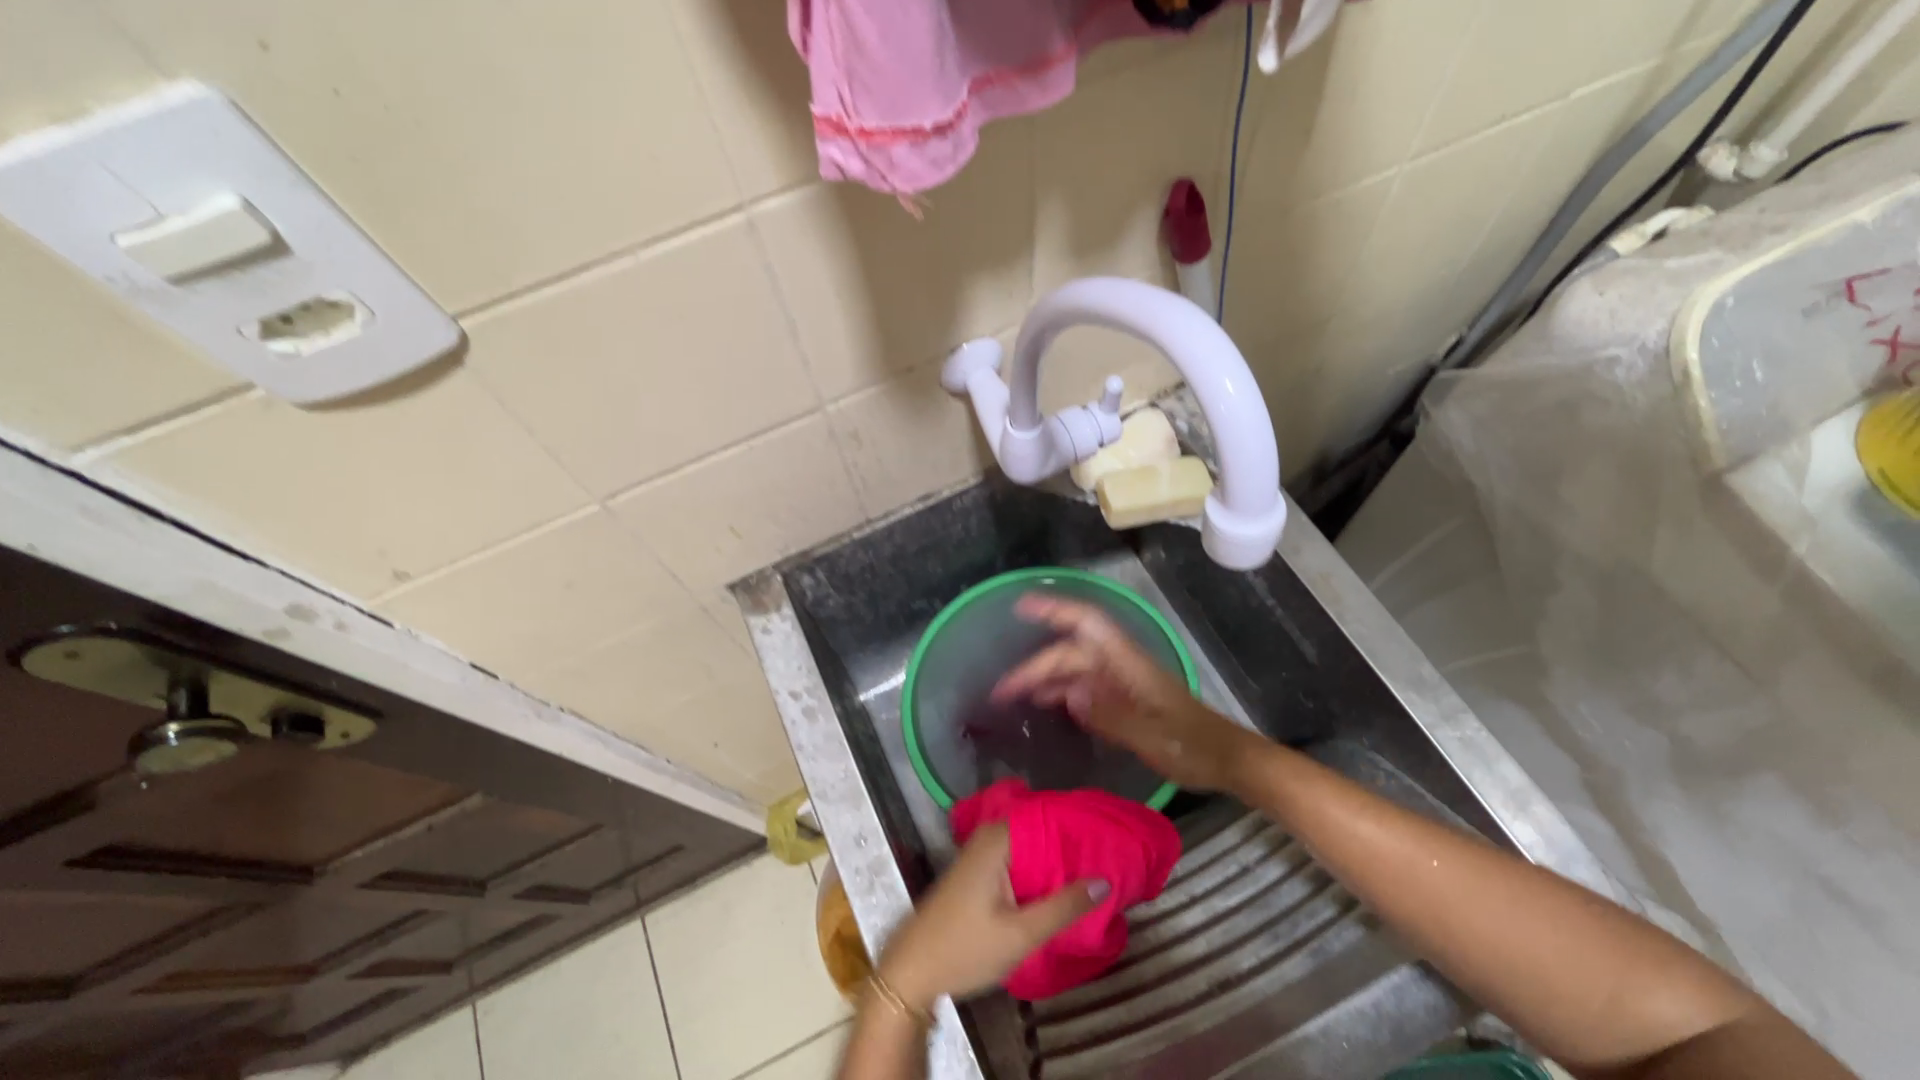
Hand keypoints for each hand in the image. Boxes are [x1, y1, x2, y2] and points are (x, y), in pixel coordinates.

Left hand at [876, 822, 1106, 1007]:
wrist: (911, 972)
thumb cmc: (963, 950)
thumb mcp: (1020, 934)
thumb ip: (1064, 906)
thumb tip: (1104, 880)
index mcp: (998, 840)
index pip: (1050, 817)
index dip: (1082, 827)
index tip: (1115, 838)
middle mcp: (989, 838)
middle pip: (1042, 833)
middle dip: (1075, 846)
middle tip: (1115, 858)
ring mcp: (982, 856)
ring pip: (1032, 850)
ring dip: (1060, 862)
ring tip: (1100, 872)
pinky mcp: (981, 875)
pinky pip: (1021, 863)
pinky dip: (1042, 873)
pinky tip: (1066, 889)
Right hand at [990, 593, 1259, 791]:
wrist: (1228, 760)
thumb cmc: (1194, 747)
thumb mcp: (1153, 736)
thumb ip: (1111, 714)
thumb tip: (1068, 692)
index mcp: (1130, 664)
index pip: (1087, 624)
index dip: (1055, 610)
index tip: (1021, 606)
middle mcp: (1122, 667)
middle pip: (1071, 653)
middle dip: (1034, 665)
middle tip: (1000, 691)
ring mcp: (1123, 684)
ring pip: (1074, 671)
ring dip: (1043, 679)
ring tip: (1009, 697)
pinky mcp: (1124, 703)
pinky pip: (1084, 690)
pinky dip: (1060, 693)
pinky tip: (1042, 704)